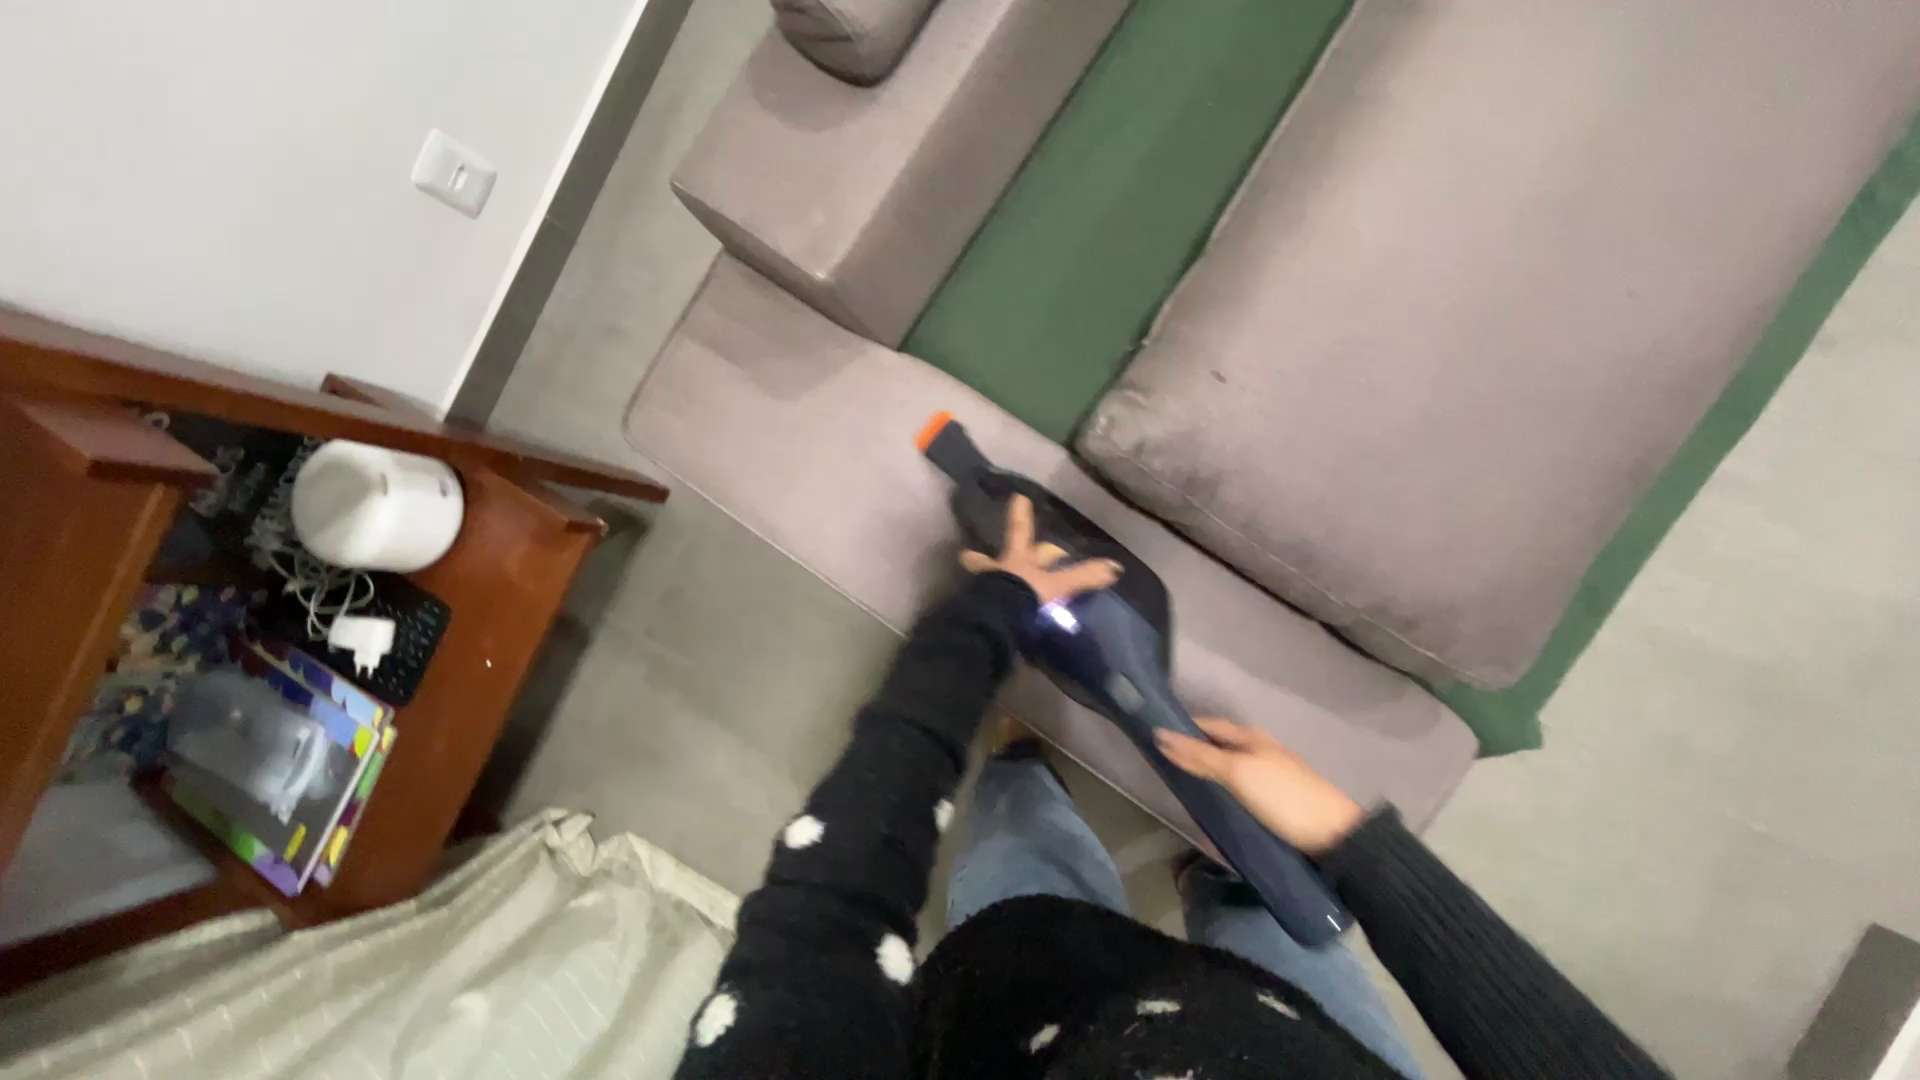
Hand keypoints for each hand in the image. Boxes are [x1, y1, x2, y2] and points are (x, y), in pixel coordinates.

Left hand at [959, 494, 1121, 605]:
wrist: (992, 623)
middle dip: (982, 556)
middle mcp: (997, 571)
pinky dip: (986, 606)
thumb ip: (1082, 576)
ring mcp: (984, 592)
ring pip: (982, 581)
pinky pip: (983, 606)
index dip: (1021, 514)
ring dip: (983, 581)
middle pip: (988, 559)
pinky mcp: (978, 613)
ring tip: (980, 585)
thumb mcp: (1056, 585)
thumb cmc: (1023, 596)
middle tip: (968, 553)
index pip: (1021, 531)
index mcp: (1017, 559)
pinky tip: (989, 613)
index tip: (1017, 497)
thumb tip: (1115, 567)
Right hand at [1156, 718, 1364, 855]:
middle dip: (1191, 750)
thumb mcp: (1238, 772)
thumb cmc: (1283, 796)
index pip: (1206, 725)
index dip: (1182, 728)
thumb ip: (1200, 755)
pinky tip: (1210, 802)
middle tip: (1160, 763)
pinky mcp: (1273, 800)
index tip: (1153, 737)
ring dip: (1204, 772)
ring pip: (1226, 767)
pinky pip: (1237, 788)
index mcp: (1250, 737)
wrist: (1335, 836)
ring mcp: (1267, 775)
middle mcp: (1258, 750)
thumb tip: (1161, 735)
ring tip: (1178, 783)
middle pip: (1216, 745)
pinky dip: (1219, 790)